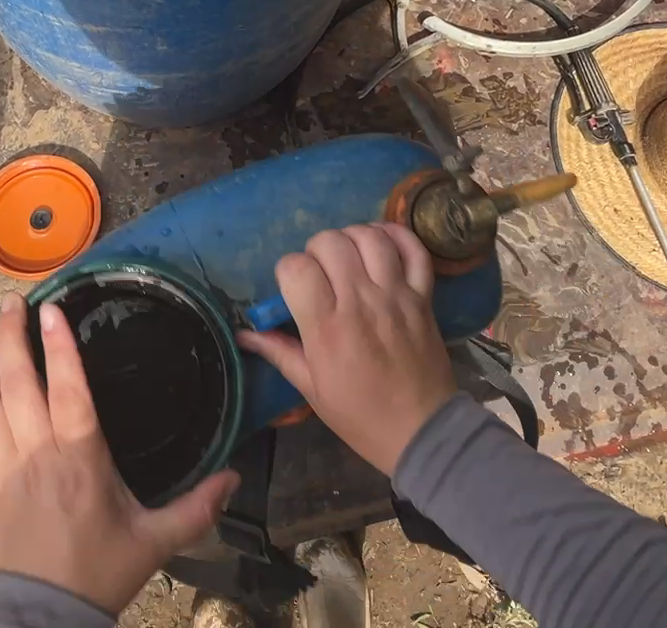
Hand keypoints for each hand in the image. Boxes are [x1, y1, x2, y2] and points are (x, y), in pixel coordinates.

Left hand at [0, 292, 240, 612]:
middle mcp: (34, 454)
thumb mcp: (155, 540)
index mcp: (79, 459)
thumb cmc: (99, 571)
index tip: (52, 308)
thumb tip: (236, 474)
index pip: (68, 391)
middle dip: (11, 336)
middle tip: (13, 301)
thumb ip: (197, 507)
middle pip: (16, 383)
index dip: (59, 347)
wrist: (42, 621)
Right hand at [238, 223, 456, 475]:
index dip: (288, 270)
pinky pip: (414, 250)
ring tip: (348, 255)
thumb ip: (279, 352)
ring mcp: (395, 295)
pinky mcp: (423, 296)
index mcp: (327, 327)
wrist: (423, 431)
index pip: (296, 267)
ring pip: (370, 237)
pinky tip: (381, 242)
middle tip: (319, 271)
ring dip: (352, 237)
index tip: (293, 287)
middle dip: (316, 249)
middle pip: (330, 242)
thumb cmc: (360, 414)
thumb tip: (244, 333)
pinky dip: (397, 235)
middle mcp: (360, 302)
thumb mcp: (311, 389)